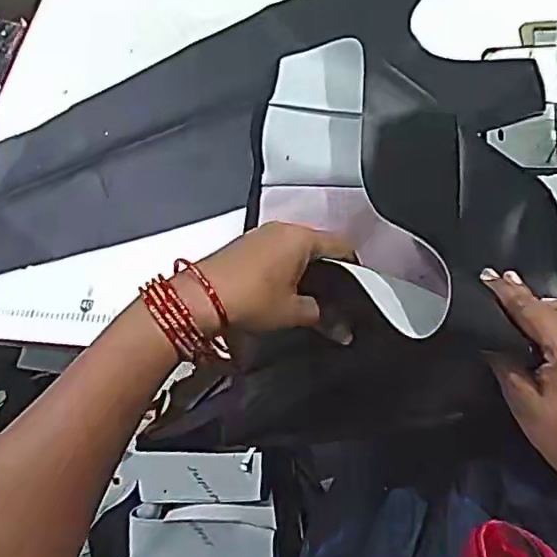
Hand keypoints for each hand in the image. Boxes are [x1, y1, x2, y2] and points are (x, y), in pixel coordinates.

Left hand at [177, 222, 355, 334]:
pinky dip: (283, 268)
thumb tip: (339, 327)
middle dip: (327, 270)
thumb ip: (321, 315)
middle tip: (332, 297)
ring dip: (303, 269)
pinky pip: (275, 251)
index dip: (354, 268)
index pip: (342, 246)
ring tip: (306, 298)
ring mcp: (261, 234)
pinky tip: (281, 291)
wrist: (199, 300)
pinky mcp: (245, 245)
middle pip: (318, 245)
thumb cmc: (247, 299)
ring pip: (295, 248)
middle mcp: (282, 229)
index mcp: (301, 237)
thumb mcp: (292, 312)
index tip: (357, 287)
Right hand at [483, 270, 556, 509]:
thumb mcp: (523, 401)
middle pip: (556, 306)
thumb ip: (504, 362)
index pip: (532, 309)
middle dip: (527, 301)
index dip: (507, 292)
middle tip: (501, 300)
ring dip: (551, 308)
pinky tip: (555, 329)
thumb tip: (492, 342)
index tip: (490, 278)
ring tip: (525, 314)